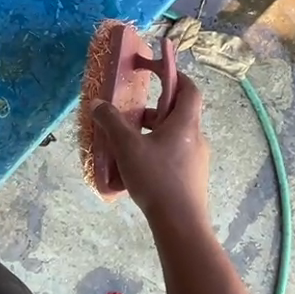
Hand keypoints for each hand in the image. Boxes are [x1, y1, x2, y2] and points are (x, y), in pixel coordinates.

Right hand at [91, 72, 209, 228]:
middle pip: (178, 113)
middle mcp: (196, 137)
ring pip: (174, 135)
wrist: (181, 224)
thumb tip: (97, 103)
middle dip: (154, 110)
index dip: (175, 75)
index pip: (189, 89)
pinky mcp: (192, 178)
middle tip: (133, 114)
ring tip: (128, 144)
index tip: (158, 69)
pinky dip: (156, 152)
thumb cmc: (157, 178)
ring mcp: (197, 160)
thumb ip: (110, 121)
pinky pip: (174, 155)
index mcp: (185, 123)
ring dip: (152, 133)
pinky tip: (137, 168)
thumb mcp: (126, 146)